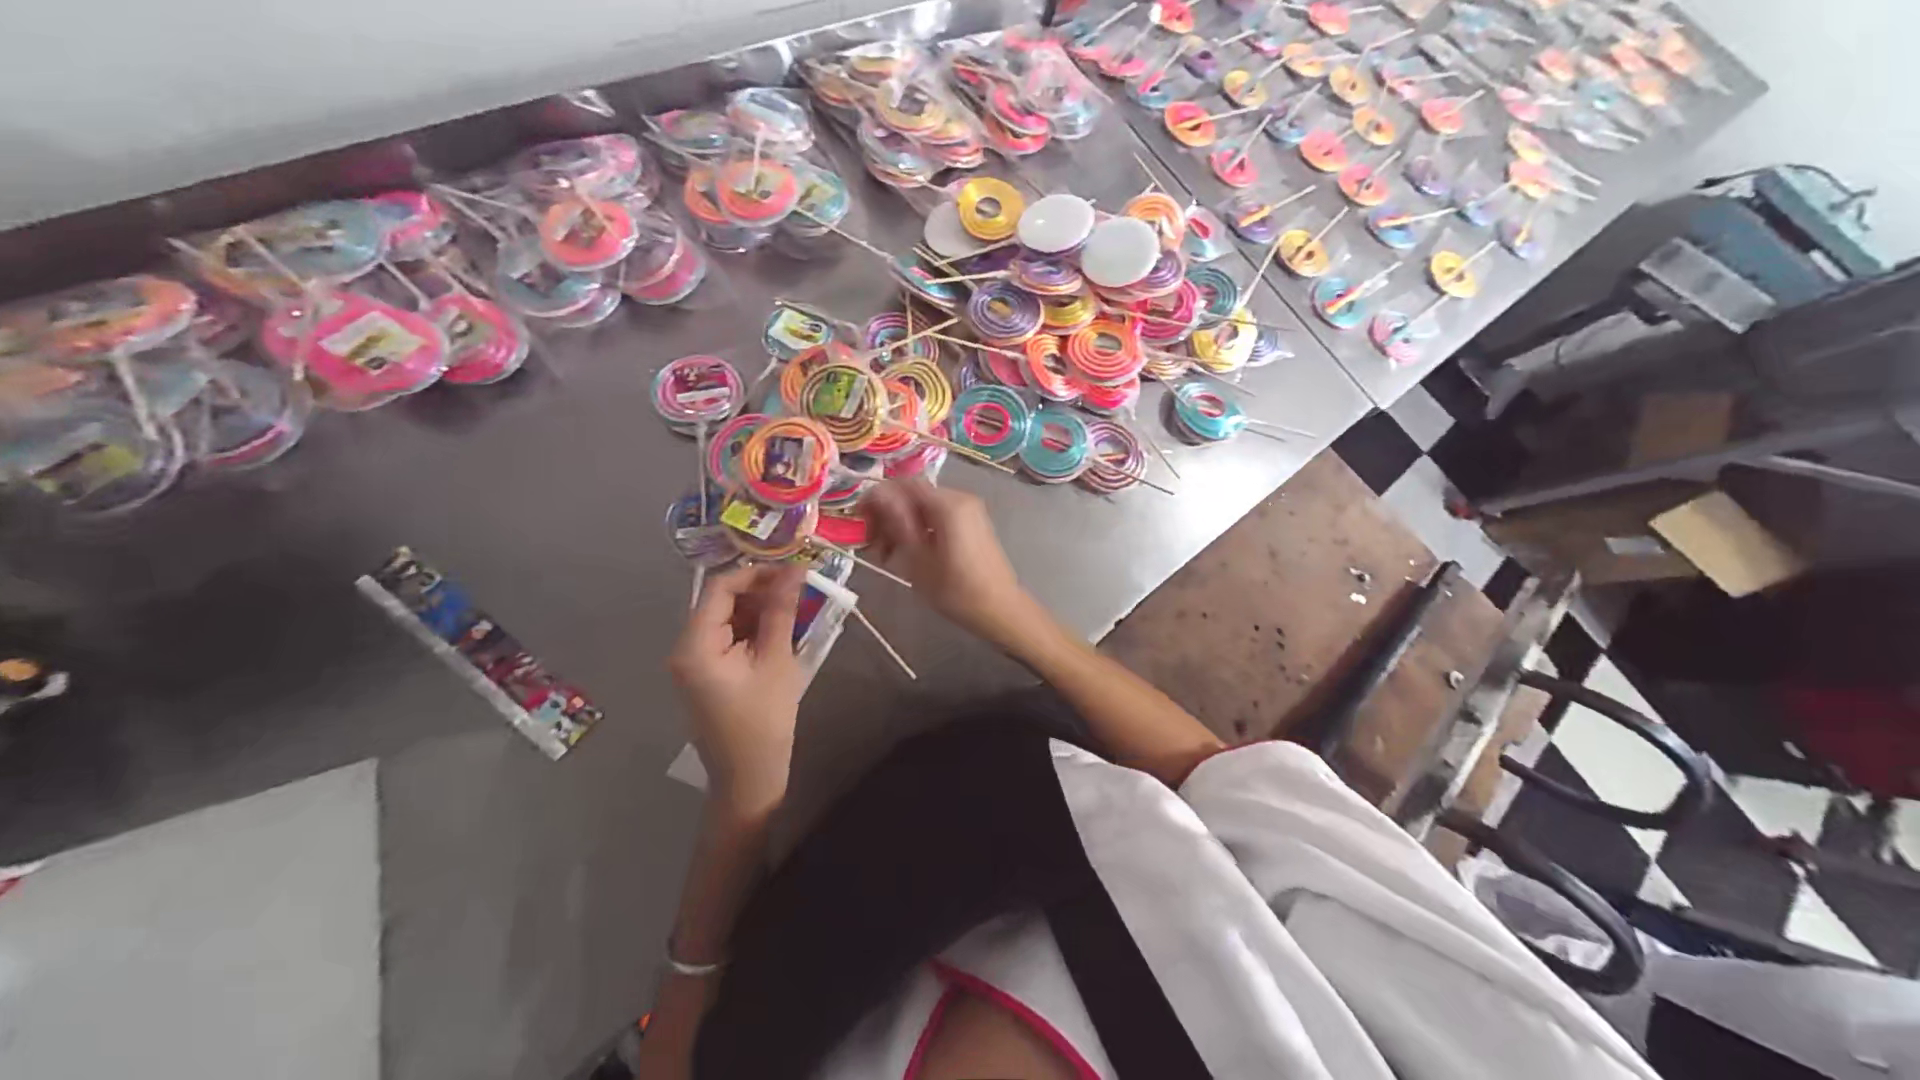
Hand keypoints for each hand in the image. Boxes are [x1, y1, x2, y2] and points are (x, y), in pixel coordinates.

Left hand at [668, 563, 809, 810]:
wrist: (749, 777)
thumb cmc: (764, 721)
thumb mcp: (777, 661)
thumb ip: (782, 612)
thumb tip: (794, 570)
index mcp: (695, 645)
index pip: (720, 588)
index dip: (756, 573)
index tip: (792, 570)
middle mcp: (686, 647)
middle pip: (721, 601)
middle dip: (760, 590)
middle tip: (800, 587)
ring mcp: (694, 661)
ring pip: (727, 618)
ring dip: (760, 609)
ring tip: (797, 607)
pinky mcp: (707, 672)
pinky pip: (729, 637)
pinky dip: (754, 629)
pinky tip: (782, 629)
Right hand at [860, 479, 1047, 649]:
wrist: (1000, 609)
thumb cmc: (956, 590)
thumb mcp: (918, 558)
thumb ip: (896, 522)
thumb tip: (875, 495)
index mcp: (947, 504)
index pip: (901, 484)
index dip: (876, 499)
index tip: (860, 523)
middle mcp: (959, 497)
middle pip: (912, 493)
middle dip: (887, 515)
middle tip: (872, 545)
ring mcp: (968, 509)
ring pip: (923, 506)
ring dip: (901, 524)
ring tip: (887, 555)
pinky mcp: (971, 522)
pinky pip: (937, 515)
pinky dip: (919, 527)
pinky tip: (909, 553)